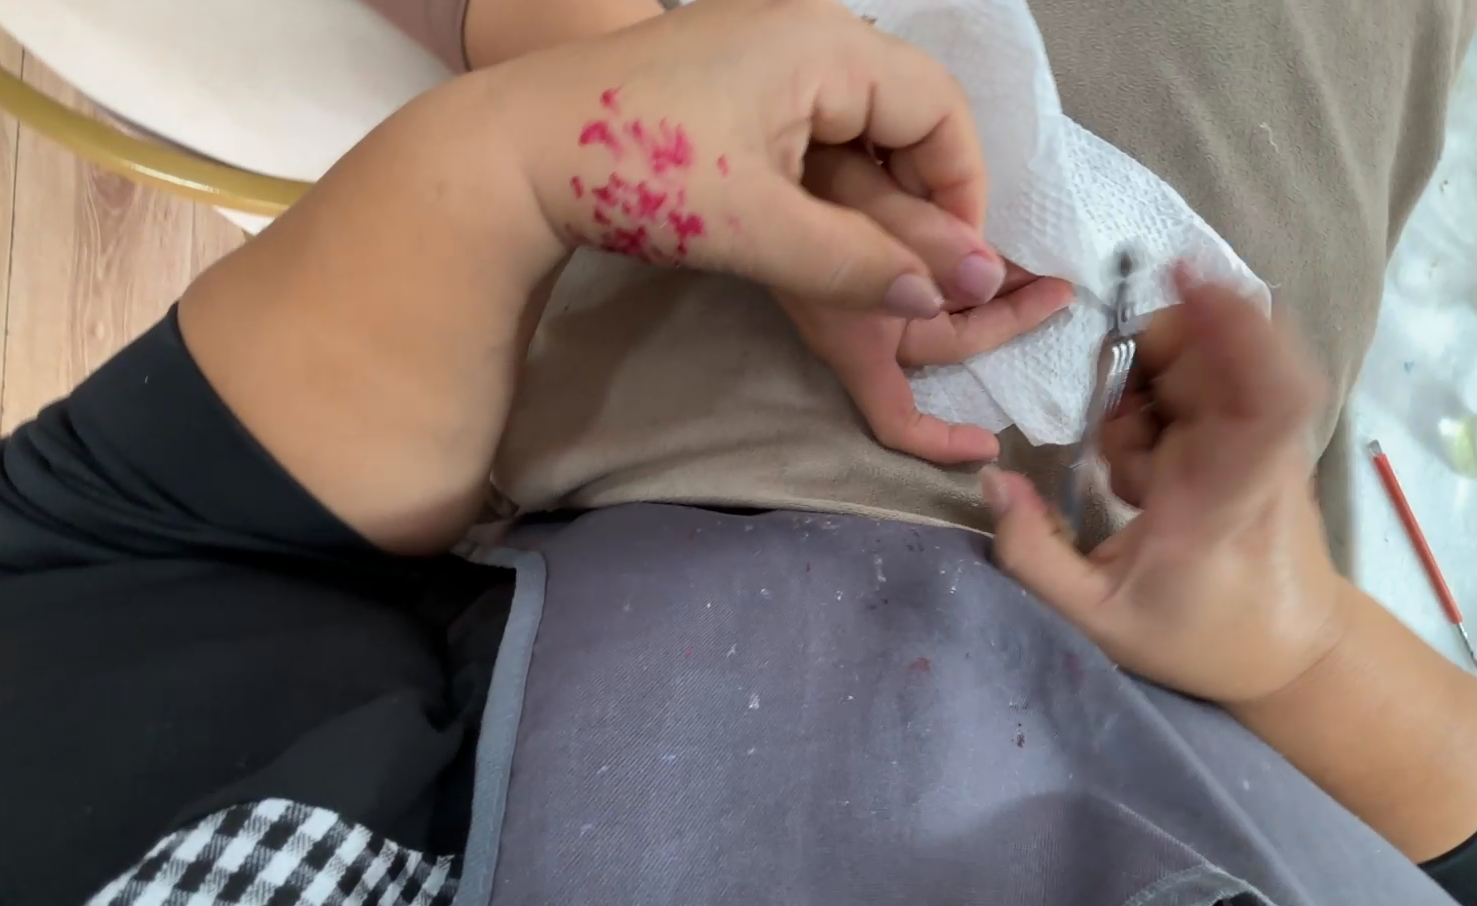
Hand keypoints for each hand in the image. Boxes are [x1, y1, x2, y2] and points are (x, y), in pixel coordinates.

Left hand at [488, 0, 989, 316]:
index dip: (961, 193)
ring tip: (867, 270)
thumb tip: (945, 299)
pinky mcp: (736, 96)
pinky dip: (830, 197)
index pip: (940, 110)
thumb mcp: (758, 226)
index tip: (954, 267)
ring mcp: (766, 62)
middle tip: (911, 278)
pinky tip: (817, 241)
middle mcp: (806, 36)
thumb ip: (857, 264)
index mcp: (826, 44)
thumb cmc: (637, 174)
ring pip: (858, 140)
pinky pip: (813, 145)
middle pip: (904, 122)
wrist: (515, 152)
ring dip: (873, 208)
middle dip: (918, 205)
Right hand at [776, 148, 1073, 462]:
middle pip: (947, 344)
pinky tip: (990, 239)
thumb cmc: (787, 179)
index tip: (989, 446)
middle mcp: (863, 327)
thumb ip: (913, 242)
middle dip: (1007, 319)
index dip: (940, 443)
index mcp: (854, 339)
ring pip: (945, 307)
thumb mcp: (847, 208)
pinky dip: (965, 269)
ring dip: (992, 287)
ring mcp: (868, 296)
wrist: (751, 155)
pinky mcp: (872, 266)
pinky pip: (931, 278)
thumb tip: (986, 277)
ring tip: (1038, 256)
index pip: (895, 420)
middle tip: (1058, 288)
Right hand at [981, 267, 1349, 707]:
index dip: (1236, 326)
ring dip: (1145, 390)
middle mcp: (1249, 456)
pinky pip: (1202, 390)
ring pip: (1207, 367)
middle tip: (1099, 416)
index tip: (1186, 277)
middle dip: (1151, 353)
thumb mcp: (1094, 617)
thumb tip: (992, 479)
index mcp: (1222, 498)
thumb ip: (1032, 553)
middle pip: (1221, 357)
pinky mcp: (1249, 445)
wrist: (1292, 654)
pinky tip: (1135, 467)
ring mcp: (1255, 446)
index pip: (1266, 397)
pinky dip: (1154, 406)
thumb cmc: (1198, 639)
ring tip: (1118, 468)